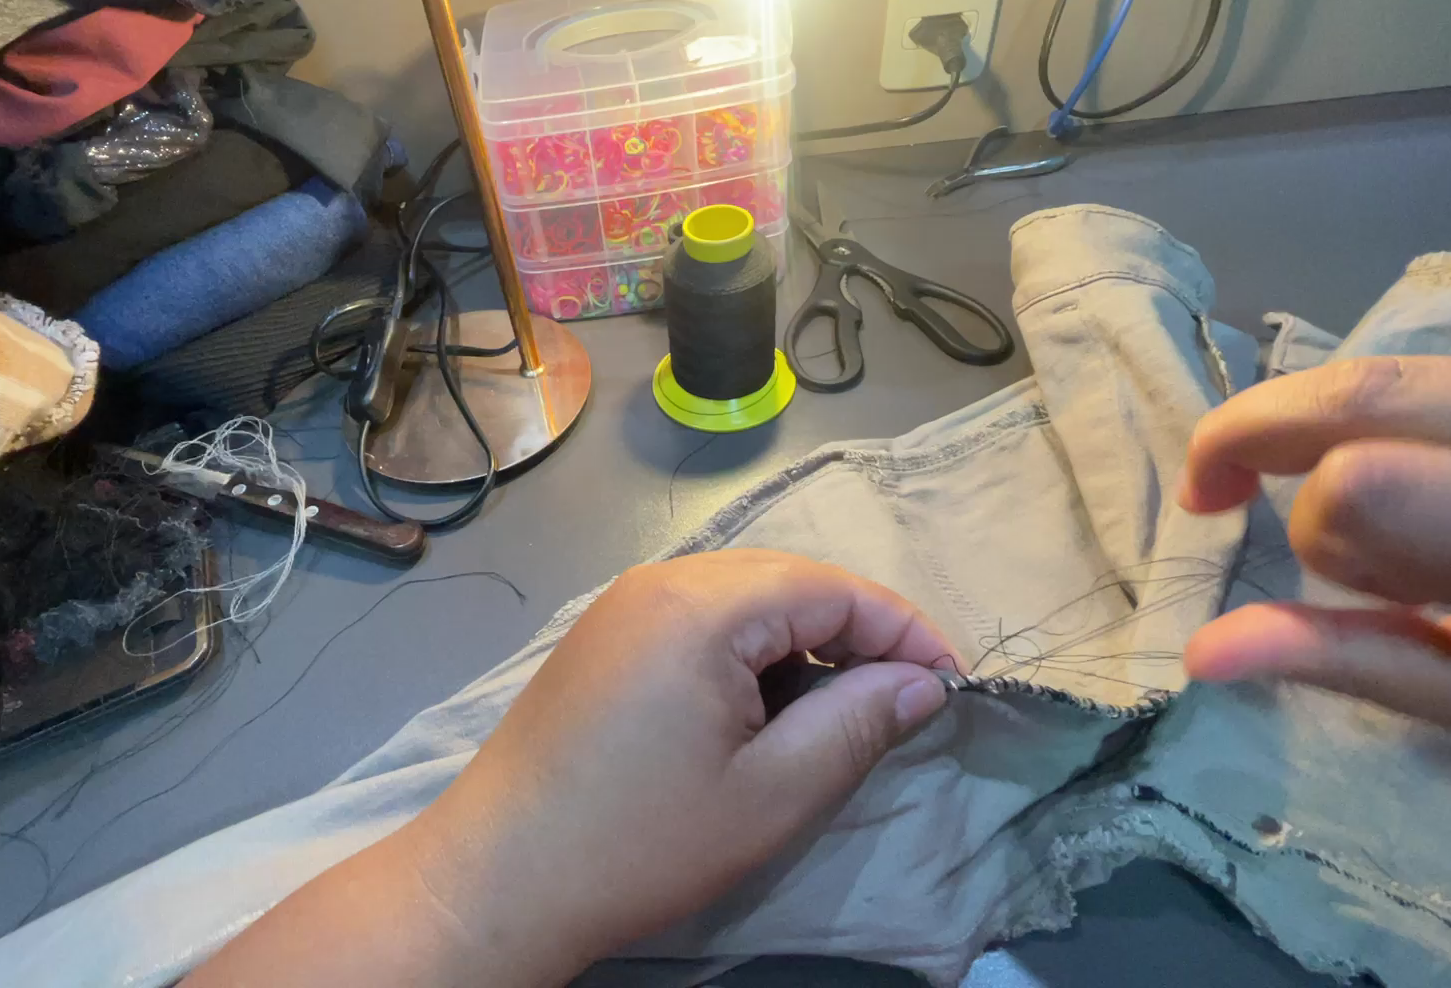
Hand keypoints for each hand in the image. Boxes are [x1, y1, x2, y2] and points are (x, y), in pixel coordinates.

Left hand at [185, 551, 957, 987]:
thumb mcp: (770, 793)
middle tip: (900, 695)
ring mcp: (626, 600)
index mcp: (702, 604)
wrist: (500, 871)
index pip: (830, 587)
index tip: (950, 683)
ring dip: (801, 638)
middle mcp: (661, 579)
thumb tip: (921, 683)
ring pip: (743, 594)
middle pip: (786, 580)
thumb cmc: (640, 840)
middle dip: (854, 630)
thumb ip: (856, 723)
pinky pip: (700, 614)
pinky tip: (759, 700)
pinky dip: (748, 646)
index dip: (901, 629)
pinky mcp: (607, 629)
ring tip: (836, 704)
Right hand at [1178, 351, 1450, 772]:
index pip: (1374, 488)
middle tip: (1229, 483)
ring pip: (1395, 379)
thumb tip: (1203, 651)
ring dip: (1334, 438)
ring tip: (1386, 508)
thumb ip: (1369, 664)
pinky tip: (1442, 478)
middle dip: (1262, 435)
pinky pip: (1437, 372)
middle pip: (1367, 394)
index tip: (1244, 537)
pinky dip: (1393, 425)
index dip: (1305, 521)